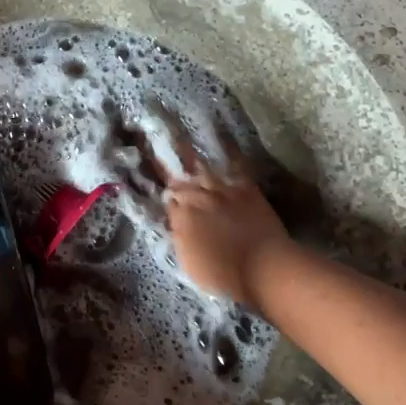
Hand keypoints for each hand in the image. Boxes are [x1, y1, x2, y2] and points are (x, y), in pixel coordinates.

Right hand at [159, 136, 289, 305]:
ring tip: (175, 131)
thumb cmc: (223, 273)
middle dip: (161, 157)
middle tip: (148, 136)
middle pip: (176, 174)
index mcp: (180, 213)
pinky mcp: (247, 189)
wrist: (266, 269)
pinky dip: (226, 150)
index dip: (150, 180)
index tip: (138, 164)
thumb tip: (171, 211)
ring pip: (201, 164)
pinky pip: (234, 164)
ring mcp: (223, 189)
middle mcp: (198, 195)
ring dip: (186, 148)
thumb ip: (176, 231)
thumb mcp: (186, 258)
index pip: (162, 194)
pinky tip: (220, 136)